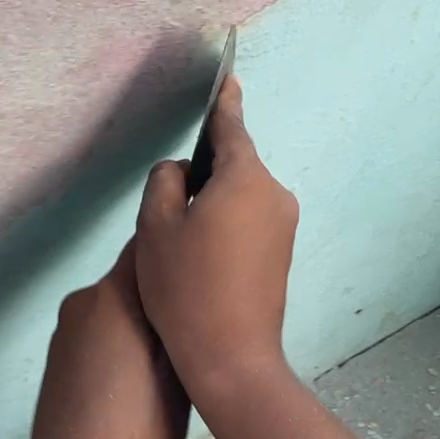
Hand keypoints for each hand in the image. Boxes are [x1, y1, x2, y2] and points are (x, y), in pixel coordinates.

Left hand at [0, 241, 189, 438]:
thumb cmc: (140, 430)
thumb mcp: (177, 371)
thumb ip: (177, 316)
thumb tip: (183, 282)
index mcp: (112, 294)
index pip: (145, 244)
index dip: (175, 246)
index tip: (202, 261)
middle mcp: (83, 299)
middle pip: (131, 276)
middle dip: (161, 291)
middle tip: (196, 320)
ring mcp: (65, 327)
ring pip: (115, 304)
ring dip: (140, 317)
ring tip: (169, 353)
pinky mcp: (58, 354)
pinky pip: (97, 328)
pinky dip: (119, 338)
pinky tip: (135, 375)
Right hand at [134, 76, 299, 401]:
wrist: (232, 359)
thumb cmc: (186, 287)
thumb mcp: (156, 226)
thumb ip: (164, 180)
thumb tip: (182, 170)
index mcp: (244, 179)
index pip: (231, 128)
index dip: (225, 103)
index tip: (229, 79)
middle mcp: (273, 193)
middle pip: (234, 163)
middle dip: (204, 171)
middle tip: (168, 206)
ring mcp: (283, 224)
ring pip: (240, 192)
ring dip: (213, 199)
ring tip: (182, 237)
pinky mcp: (283, 251)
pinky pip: (250, 215)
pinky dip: (226, 219)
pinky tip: (202, 251)